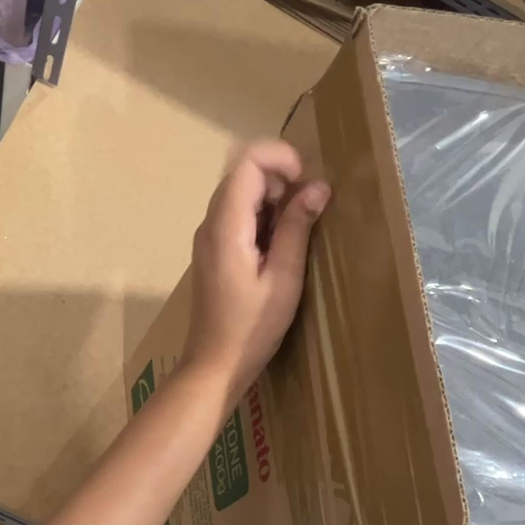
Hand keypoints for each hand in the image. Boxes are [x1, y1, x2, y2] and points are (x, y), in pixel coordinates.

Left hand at [182, 140, 329, 409]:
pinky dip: (259, 220)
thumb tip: (317, 187)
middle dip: (278, 180)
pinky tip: (276, 252)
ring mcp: (206, 240)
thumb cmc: (251, 330)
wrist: (213, 366)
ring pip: (238, 195)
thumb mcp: (283, 280)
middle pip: (241, 174)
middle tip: (305, 213)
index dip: (280, 159)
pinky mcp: (210, 254)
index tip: (306, 182)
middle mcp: (209, 226)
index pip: (246, 162)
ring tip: (293, 236)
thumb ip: (297, 228)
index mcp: (225, 228)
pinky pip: (234, 218)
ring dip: (271, 202)